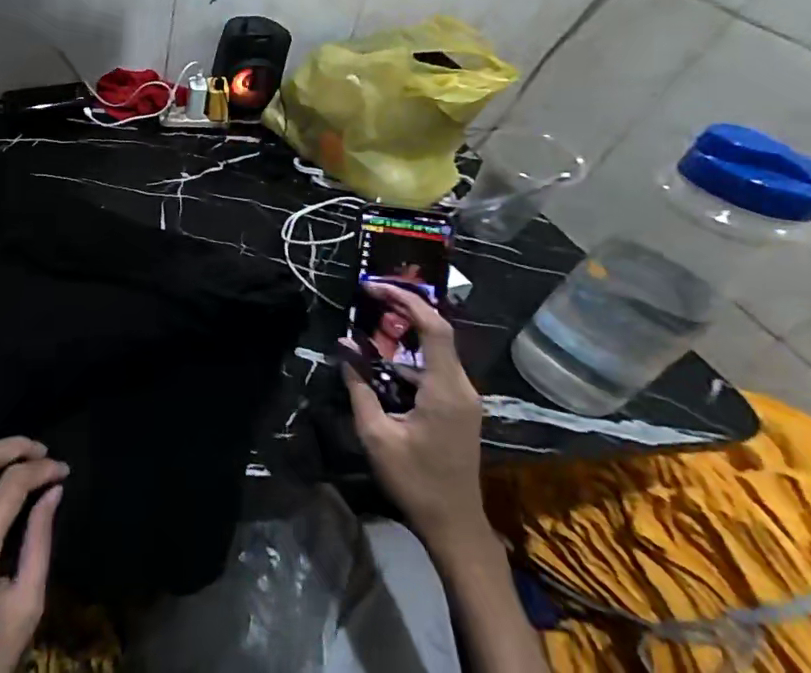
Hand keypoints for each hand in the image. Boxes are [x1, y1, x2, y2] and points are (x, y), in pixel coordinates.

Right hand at [344, 282, 486, 546]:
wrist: (454, 523)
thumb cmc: (414, 480)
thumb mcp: (376, 434)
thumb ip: (359, 387)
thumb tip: (345, 347)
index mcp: (445, 388)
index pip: (433, 326)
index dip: (406, 300)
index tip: (374, 287)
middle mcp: (461, 385)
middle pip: (437, 332)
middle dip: (405, 309)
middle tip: (371, 297)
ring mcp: (464, 397)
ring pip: (436, 351)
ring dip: (406, 336)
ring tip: (371, 326)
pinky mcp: (460, 407)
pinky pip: (436, 370)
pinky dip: (411, 359)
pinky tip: (384, 365)